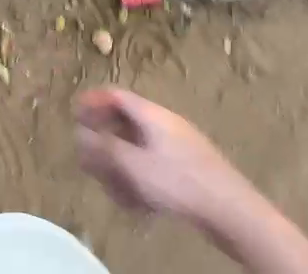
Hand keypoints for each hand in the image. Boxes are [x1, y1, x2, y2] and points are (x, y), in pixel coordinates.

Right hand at [74, 87, 246, 223]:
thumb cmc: (178, 182)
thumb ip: (103, 149)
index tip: (74, 114)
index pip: (116, 96)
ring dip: (122, 166)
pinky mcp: (188, 170)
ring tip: (113, 190)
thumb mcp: (133, 166)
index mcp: (151, 115)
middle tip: (89, 162)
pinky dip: (140, 179)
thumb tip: (79, 134)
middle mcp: (164, 124)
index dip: (93, 101)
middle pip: (125, 124)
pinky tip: (137, 204)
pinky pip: (155, 166)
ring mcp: (179, 147)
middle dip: (105, 143)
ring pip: (139, 149)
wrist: (233, 212)